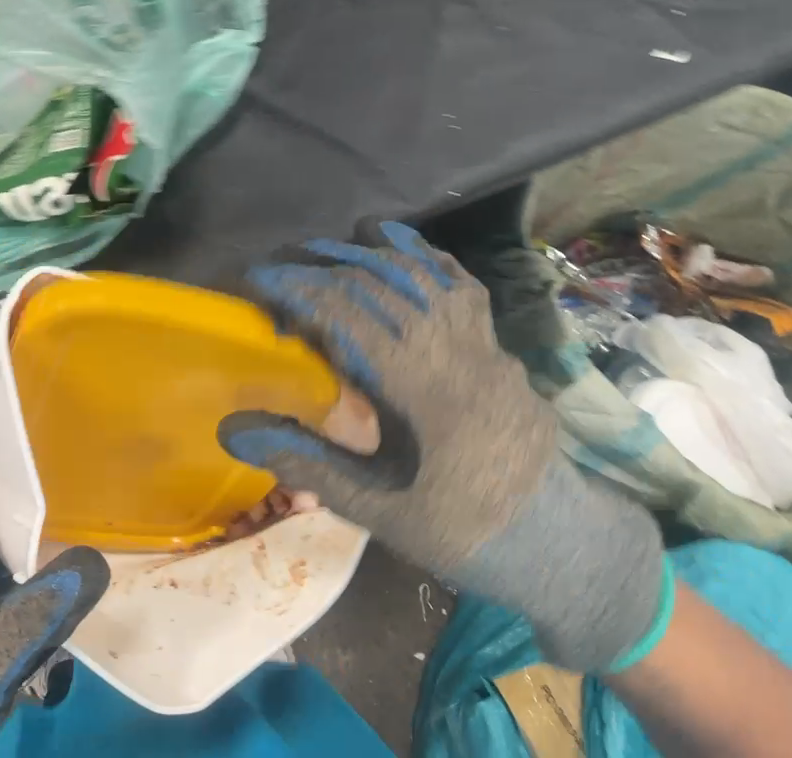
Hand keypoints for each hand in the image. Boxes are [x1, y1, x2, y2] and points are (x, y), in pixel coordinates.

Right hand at [219, 220, 668, 673]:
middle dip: (325, 266)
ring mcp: (487, 349)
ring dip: (372, 255)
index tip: (256, 279)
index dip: (297, 291)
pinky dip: (429, 261)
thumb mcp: (374, 510)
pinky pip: (463, 290)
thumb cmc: (460, 533)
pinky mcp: (502, 352)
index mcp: (422, 392)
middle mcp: (456, 356)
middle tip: (279, 264)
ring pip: (425, 278)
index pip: (349, 316)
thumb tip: (231, 428)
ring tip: (330, 244)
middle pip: (383, 286)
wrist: (560, 548)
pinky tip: (403, 246)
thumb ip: (304, 462)